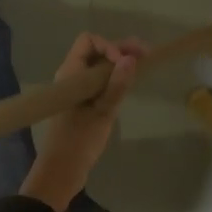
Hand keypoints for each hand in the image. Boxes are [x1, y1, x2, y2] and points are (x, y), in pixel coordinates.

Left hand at [22, 33, 144, 211]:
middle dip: (121, 50)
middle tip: (148, 55)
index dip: (110, 45)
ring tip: (145, 64)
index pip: (89, 41)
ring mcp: (78, 88)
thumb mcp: (102, 113)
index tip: (125, 62)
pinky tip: (132, 81)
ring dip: (121, 62)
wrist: (63, 170)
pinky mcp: (85, 101)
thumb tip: (130, 59)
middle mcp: (72, 75)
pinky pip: (100, 80)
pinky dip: (116, 77)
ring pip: (100, 65)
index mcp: (70, 72)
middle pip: (97, 50)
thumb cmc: (79, 140)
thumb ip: (117, 85)